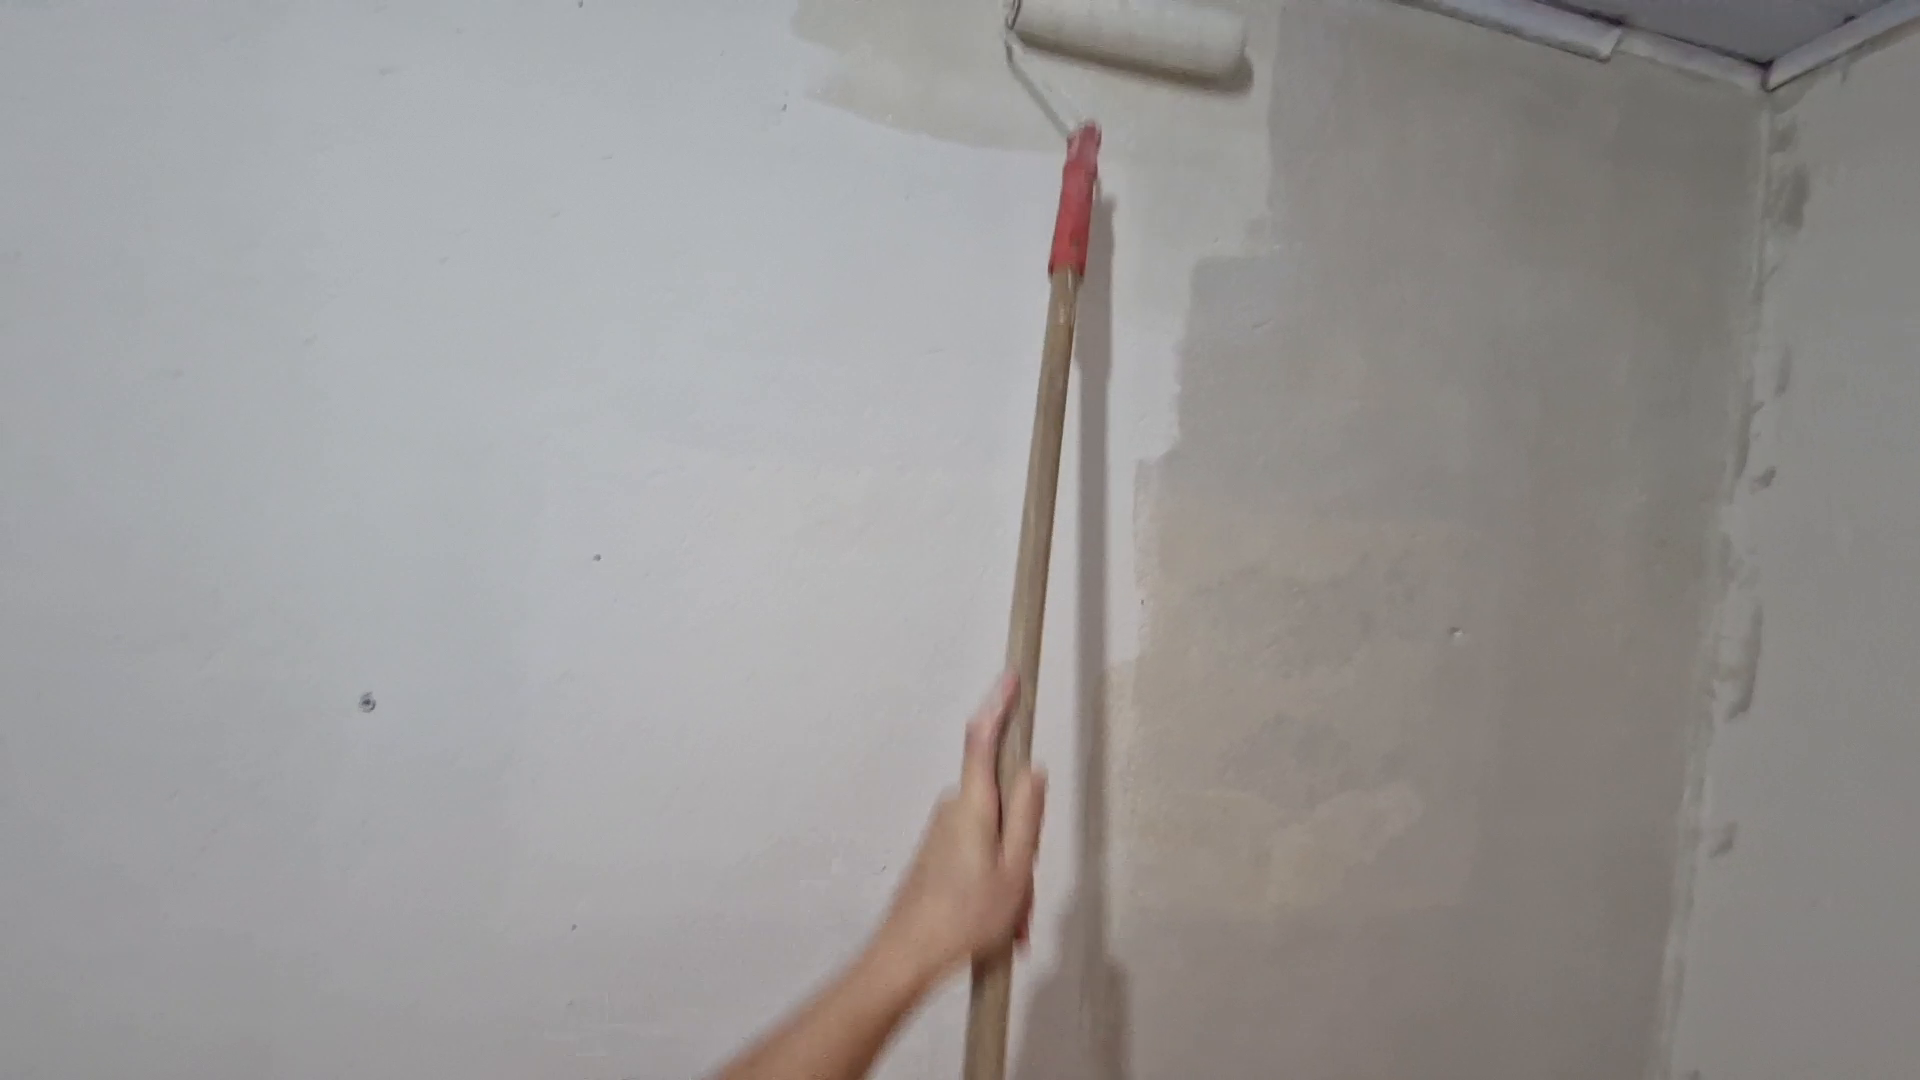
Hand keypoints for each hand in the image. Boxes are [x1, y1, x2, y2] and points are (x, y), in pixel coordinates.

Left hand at [868, 672, 1046, 988]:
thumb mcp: (1015, 869)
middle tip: (1024, 892)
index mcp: (973, 804)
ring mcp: (943, 829)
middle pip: (1003, 799)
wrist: (906, 956)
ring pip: (995, 833)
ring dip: (1011, 871)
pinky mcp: (938, 850)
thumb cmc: (964, 917)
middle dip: (1024, 839)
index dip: (999, 704)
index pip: (983, 738)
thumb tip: (1033, 770)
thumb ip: (1028, 816)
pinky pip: (978, 851)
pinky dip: (994, 879)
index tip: (1011, 677)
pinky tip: (995, 918)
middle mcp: (954, 807)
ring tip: (1010, 919)